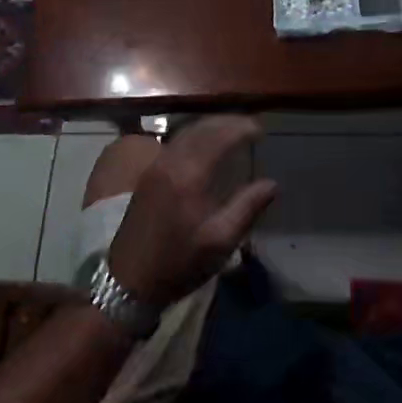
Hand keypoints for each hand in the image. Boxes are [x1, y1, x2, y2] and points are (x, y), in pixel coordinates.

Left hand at [105, 116, 277, 308]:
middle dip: (225, 123)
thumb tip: (272, 184)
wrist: (129, 280)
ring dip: (208, 128)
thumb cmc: (178, 263)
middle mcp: (168, 164)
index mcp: (188, 176)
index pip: (218, 137)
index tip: (260, 130)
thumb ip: (247, 208)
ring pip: (183, 135)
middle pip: (199, 129)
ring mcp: (153, 169)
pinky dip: (193, 138)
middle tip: (249, 126)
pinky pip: (173, 145)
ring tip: (231, 132)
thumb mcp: (220, 241)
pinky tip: (204, 148)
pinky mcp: (146, 178)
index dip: (240, 129)